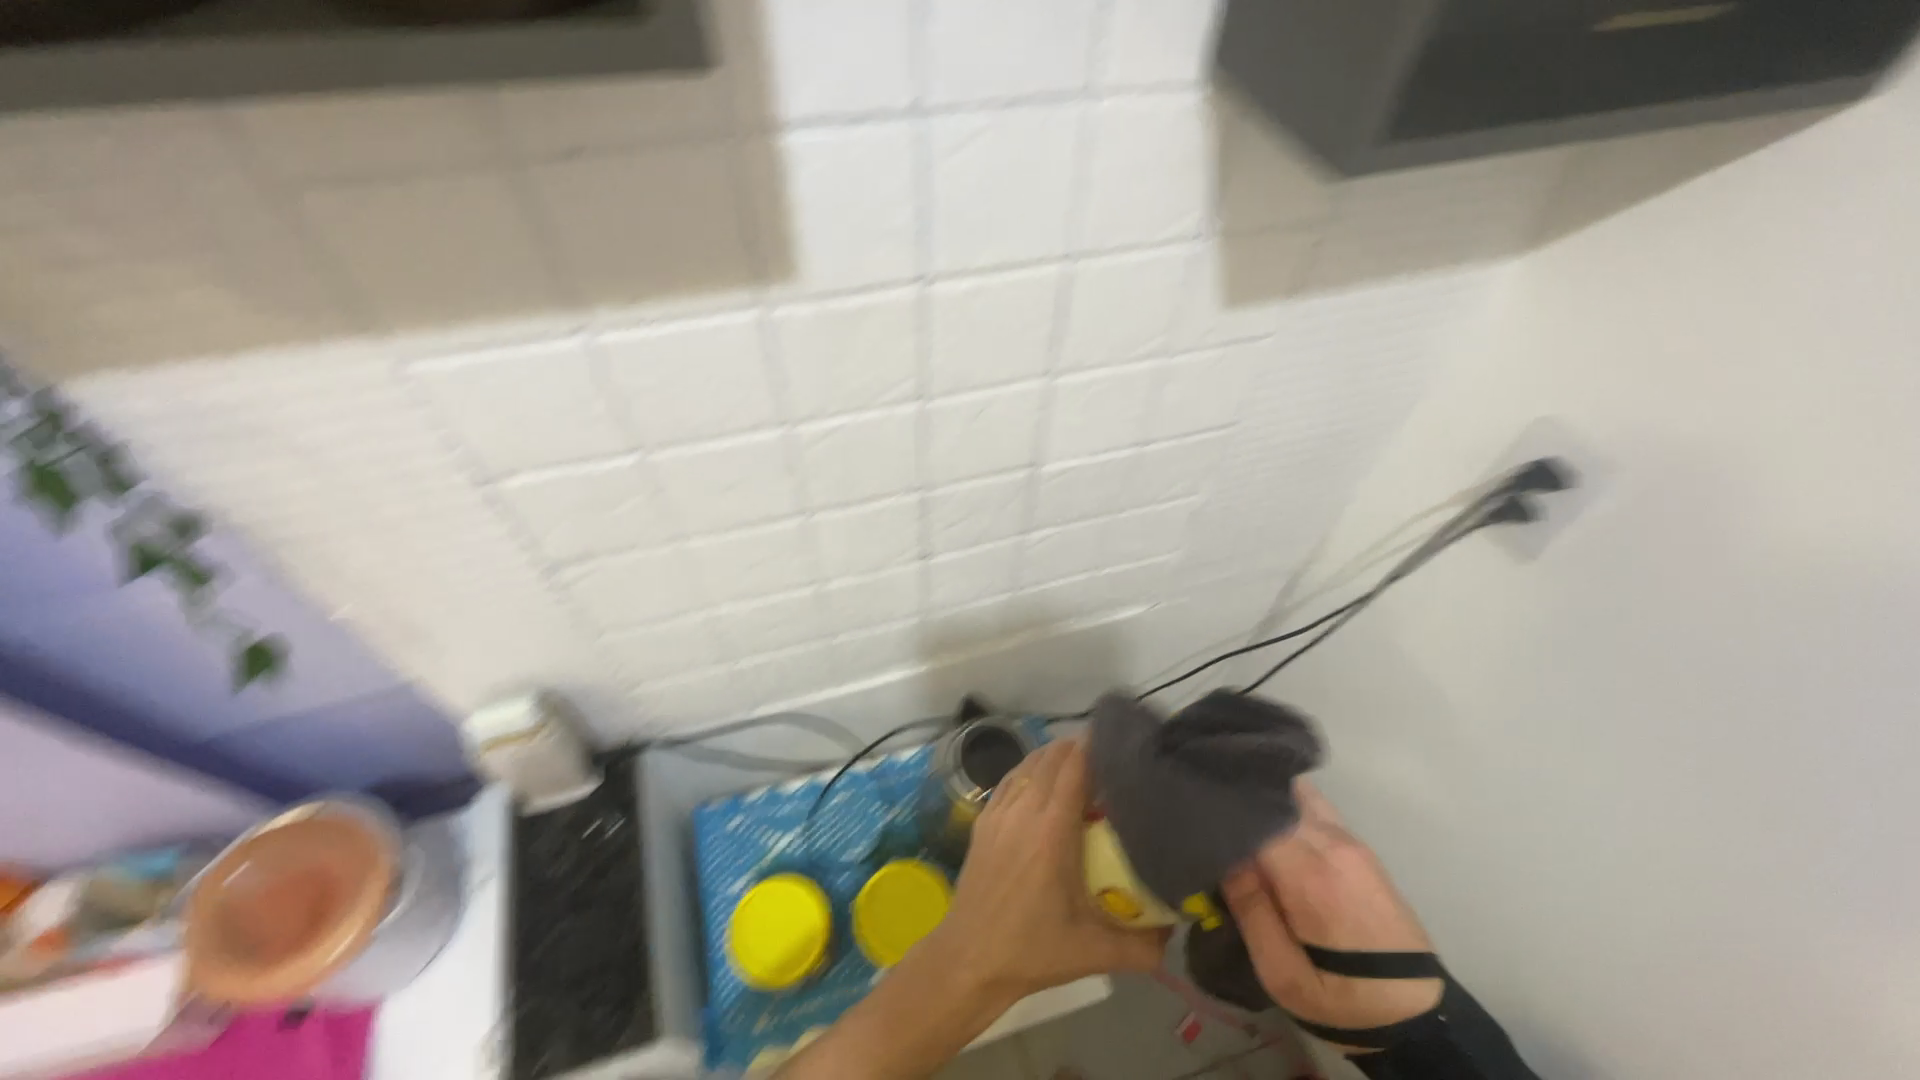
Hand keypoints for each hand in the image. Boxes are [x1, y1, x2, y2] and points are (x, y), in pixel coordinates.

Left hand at [928, 737, 1166, 1004]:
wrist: (969, 960)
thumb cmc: (1033, 951)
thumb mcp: (1097, 953)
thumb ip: (1146, 944)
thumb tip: (1179, 926)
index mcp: (1052, 830)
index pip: (1076, 765)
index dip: (1099, 746)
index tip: (1125, 745)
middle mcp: (1023, 810)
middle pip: (1053, 756)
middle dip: (1082, 749)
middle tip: (1113, 760)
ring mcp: (998, 813)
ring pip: (1029, 763)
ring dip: (1056, 758)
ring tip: (1084, 769)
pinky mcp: (982, 821)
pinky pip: (1010, 779)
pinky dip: (1031, 771)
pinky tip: (1045, 785)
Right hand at [1221, 781, 1441, 1049]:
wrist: (1415, 1014)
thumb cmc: (1342, 998)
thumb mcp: (1282, 972)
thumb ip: (1250, 909)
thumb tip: (1222, 856)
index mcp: (1310, 873)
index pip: (1256, 814)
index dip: (1222, 810)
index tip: (1191, 814)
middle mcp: (1333, 844)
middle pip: (1277, 795)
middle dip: (1241, 797)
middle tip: (1204, 812)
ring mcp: (1352, 842)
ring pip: (1298, 795)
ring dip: (1266, 800)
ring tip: (1233, 816)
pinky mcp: (1360, 849)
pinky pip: (1314, 810)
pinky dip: (1287, 807)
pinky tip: (1265, 824)